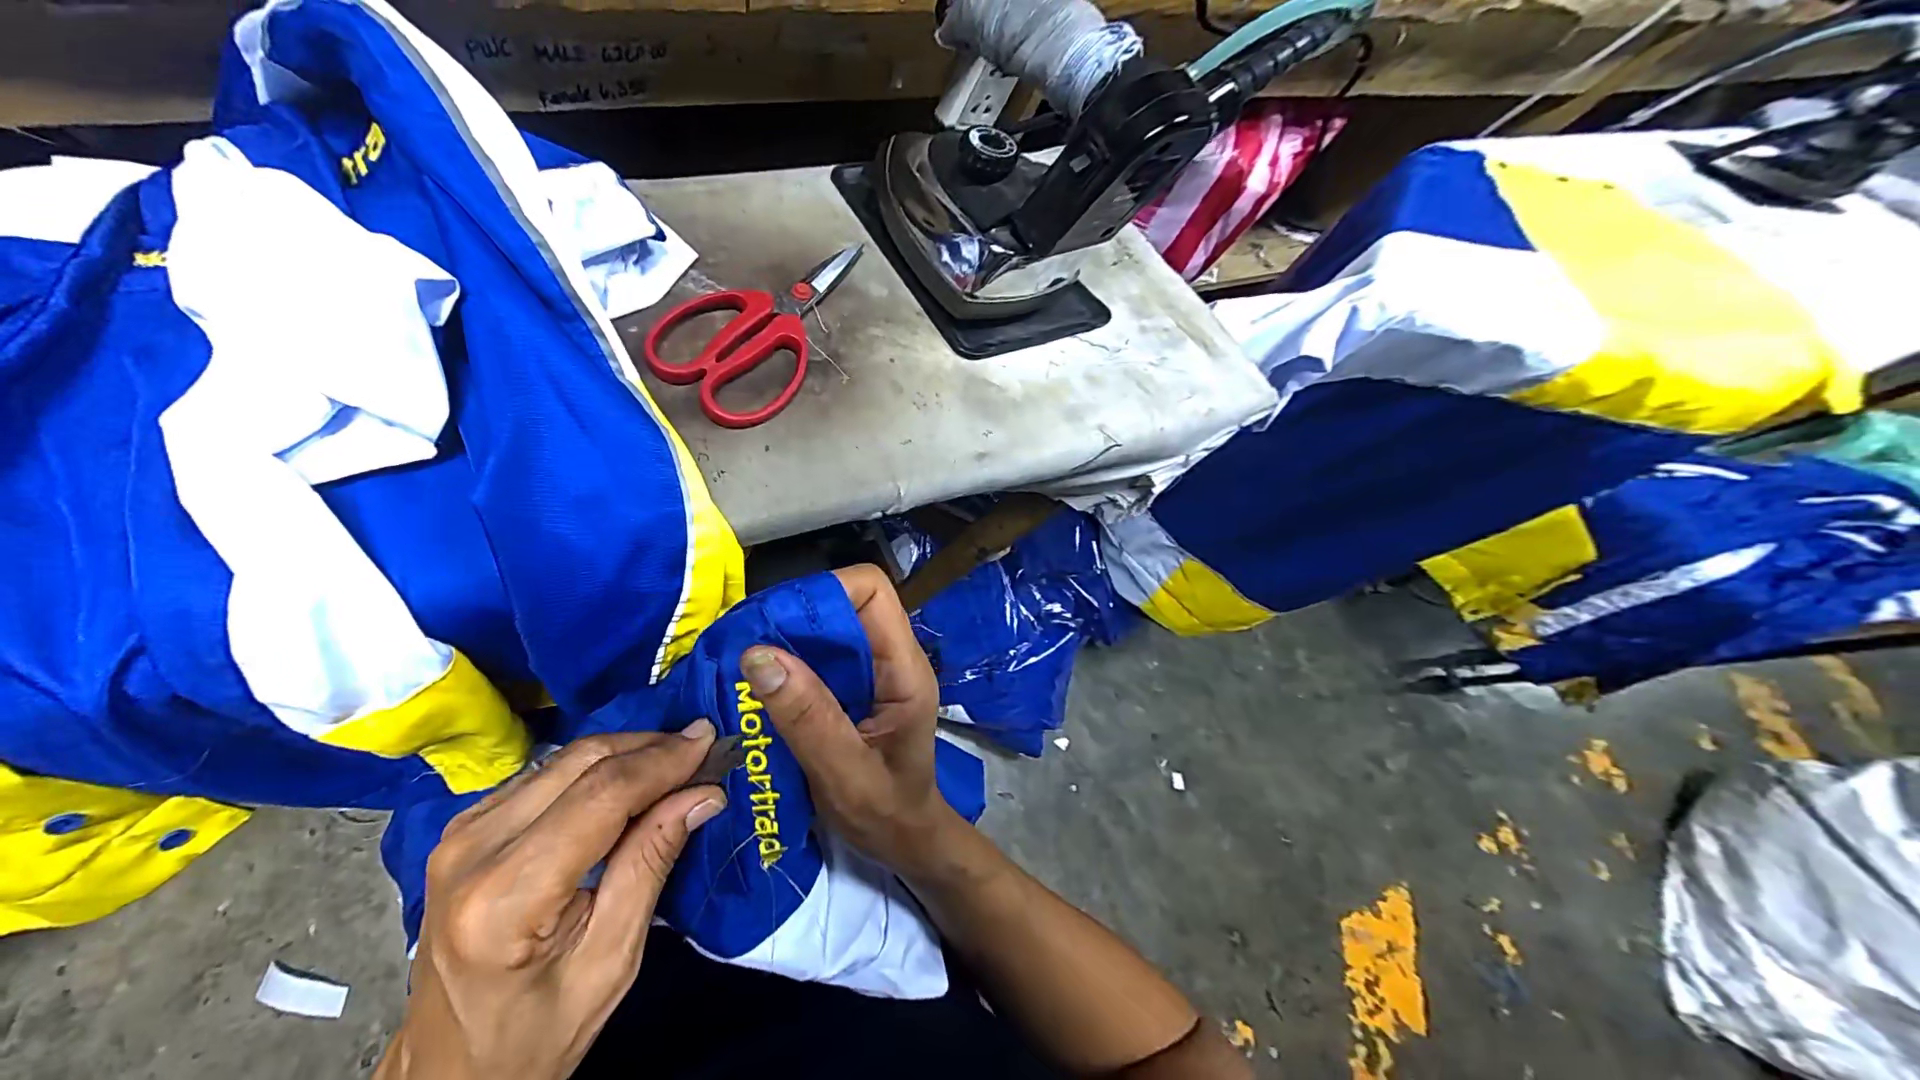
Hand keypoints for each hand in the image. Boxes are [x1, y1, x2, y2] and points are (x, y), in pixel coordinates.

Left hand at [376, 728, 726, 1079]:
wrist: (449, 1065)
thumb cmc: (536, 1029)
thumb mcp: (611, 959)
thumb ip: (651, 863)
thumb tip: (704, 793)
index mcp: (506, 897)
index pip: (601, 796)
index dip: (662, 761)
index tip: (712, 741)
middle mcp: (472, 850)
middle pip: (580, 763)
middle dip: (651, 747)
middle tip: (703, 747)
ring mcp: (460, 833)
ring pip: (564, 758)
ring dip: (627, 752)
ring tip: (676, 763)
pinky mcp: (464, 826)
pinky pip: (546, 773)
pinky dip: (597, 767)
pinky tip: (631, 778)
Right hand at [740, 564, 960, 879]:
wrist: (903, 840)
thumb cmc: (886, 813)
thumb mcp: (845, 773)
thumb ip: (808, 717)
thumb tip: (758, 654)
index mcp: (903, 668)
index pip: (871, 591)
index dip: (824, 592)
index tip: (773, 621)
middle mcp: (888, 658)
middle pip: (841, 605)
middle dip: (791, 617)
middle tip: (741, 644)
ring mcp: (869, 672)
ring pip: (823, 631)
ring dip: (782, 641)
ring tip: (738, 664)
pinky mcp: (848, 689)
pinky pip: (814, 659)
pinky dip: (783, 665)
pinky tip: (753, 686)